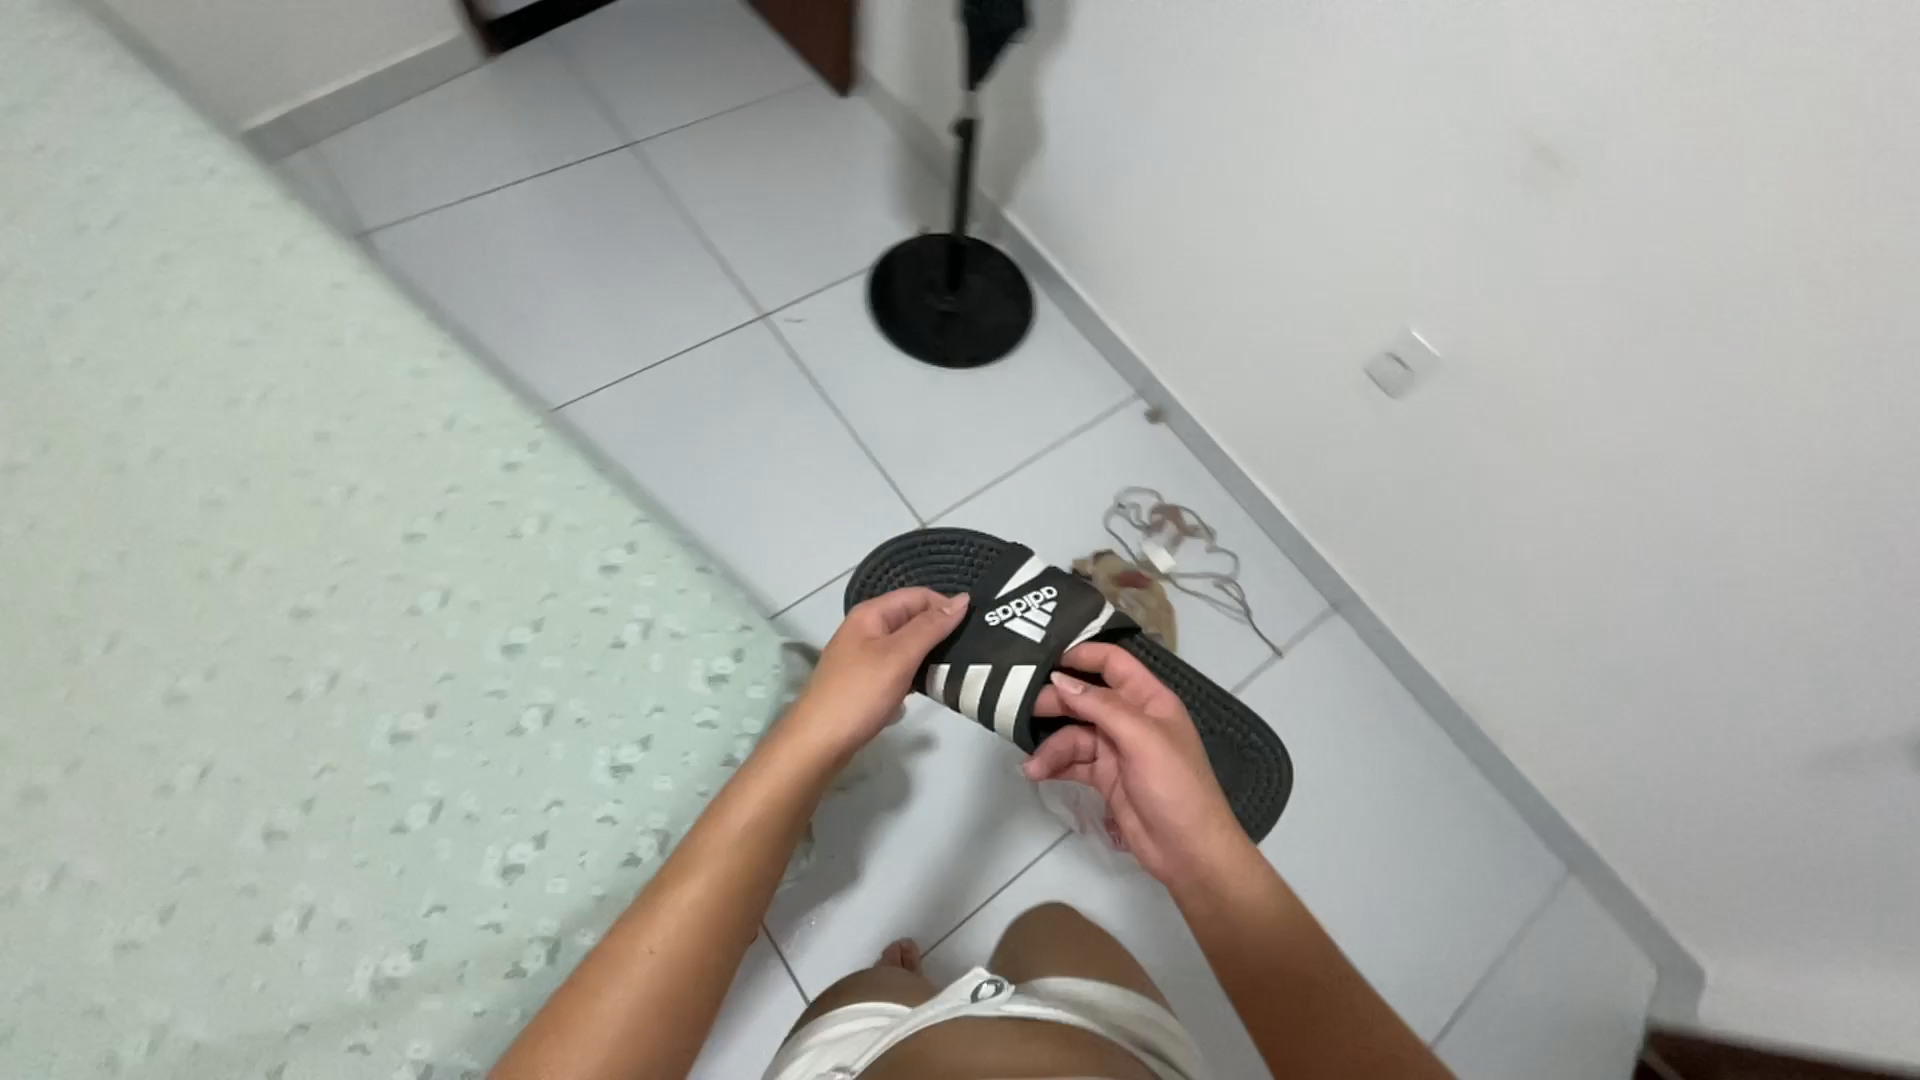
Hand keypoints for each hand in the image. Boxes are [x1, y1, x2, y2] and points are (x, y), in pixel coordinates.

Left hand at [780, 588, 968, 762]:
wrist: (819, 741)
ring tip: (959, 666)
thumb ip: (930, 627)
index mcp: (871, 614)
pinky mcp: (868, 681)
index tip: (975, 627)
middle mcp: (867, 629)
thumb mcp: (899, 656)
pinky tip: (932, 685)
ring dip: (931, 653)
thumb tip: (962, 599)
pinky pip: (900, 666)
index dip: (946, 606)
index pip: (918, 596)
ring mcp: (865, 656)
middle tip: (972, 649)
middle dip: (941, 630)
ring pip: (908, 644)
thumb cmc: (859, 693)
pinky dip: (917, 672)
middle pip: (912, 618)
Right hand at [1024, 644, 1252, 887]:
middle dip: (1056, 702)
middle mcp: (1132, 719)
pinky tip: (1037, 774)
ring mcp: (1117, 749)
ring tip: (1031, 765)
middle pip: (1086, 698)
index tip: (1046, 658)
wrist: (1189, 852)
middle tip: (1022, 709)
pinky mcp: (1106, 777)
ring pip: (1074, 734)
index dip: (1083, 656)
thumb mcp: (1141, 738)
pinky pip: (1074, 762)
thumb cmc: (1175, 786)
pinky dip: (1055, 766)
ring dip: (1051, 746)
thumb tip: (1059, 679)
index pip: (1113, 663)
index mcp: (1149, 700)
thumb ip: (1100, 706)